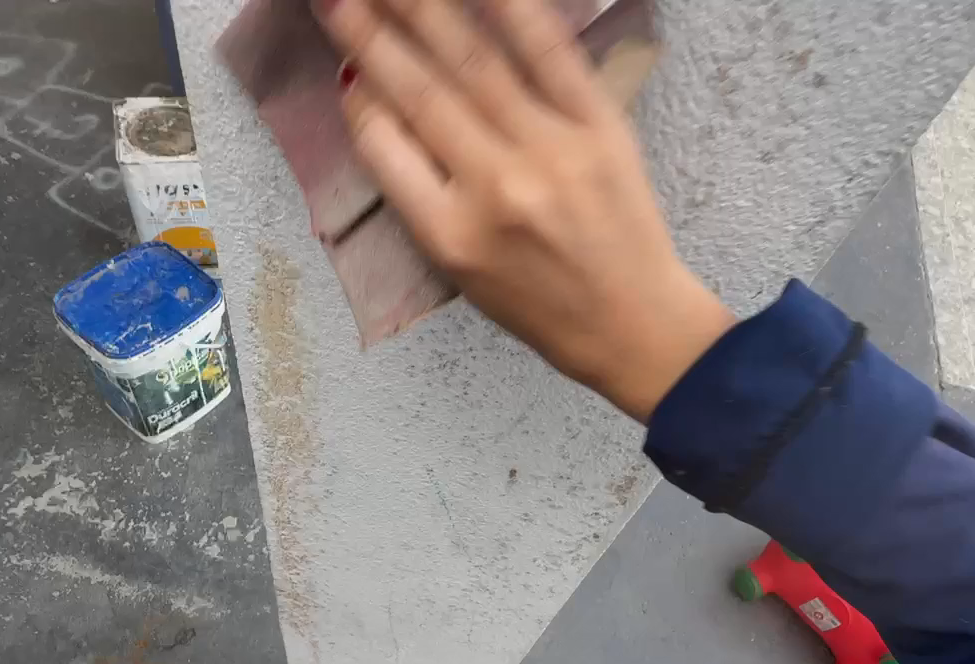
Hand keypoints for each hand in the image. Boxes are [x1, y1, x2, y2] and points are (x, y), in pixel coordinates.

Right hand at [314, 0, 735, 421]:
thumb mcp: (462, 274)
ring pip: (475, 60)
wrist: (628, 322)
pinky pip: (551, 52)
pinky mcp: (600, 128)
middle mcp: (493, 189)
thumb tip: (386, 118)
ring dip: (424, 8)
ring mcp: (549, 152)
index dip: (360, 102)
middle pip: (421, 92)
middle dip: (371, 33)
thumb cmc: (538, 308)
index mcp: (450, 236)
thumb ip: (422, 200)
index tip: (346, 71)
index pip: (384, 147)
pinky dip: (515, 8)